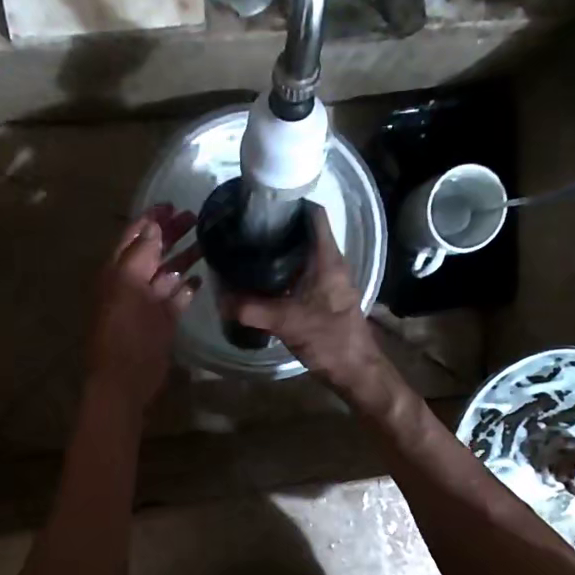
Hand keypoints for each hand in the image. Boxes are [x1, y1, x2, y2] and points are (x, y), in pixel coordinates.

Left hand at [86, 204, 201, 409]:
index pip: (133, 237)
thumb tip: (152, 226)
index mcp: (117, 272)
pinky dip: (188, 287)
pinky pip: (177, 298)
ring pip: (167, 273)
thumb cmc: (122, 331)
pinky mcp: (164, 321)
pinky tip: (202, 278)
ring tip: (207, 241)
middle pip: (152, 251)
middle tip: (195, 217)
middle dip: (170, 233)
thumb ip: (139, 255)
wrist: (125, 378)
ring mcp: (149, 303)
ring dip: (183, 256)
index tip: (171, 204)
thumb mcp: (126, 286)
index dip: (150, 219)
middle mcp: (132, 283)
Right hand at [223, 205, 385, 393]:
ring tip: (247, 249)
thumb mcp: (285, 322)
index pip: (313, 214)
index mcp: (327, 258)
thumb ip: (250, 309)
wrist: (355, 371)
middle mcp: (330, 263)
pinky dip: (283, 271)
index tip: (261, 203)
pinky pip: (302, 273)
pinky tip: (261, 280)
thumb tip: (219, 298)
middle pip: (304, 232)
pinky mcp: (324, 297)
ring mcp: (329, 280)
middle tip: (245, 228)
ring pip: (302, 254)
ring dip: (279, 250)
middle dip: (277, 227)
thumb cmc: (328, 340)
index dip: (291, 202)